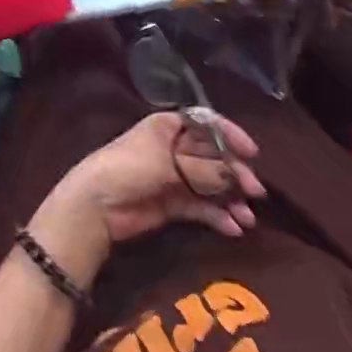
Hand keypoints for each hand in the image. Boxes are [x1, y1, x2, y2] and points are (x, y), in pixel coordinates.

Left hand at [32, 110, 265, 278]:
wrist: (96, 204)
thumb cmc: (128, 167)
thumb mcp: (167, 162)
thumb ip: (204, 169)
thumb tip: (236, 177)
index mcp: (169, 126)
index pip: (206, 124)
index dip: (230, 135)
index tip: (252, 152)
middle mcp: (174, 148)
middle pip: (213, 157)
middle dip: (235, 173)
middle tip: (255, 191)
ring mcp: (174, 177)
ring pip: (210, 185)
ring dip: (230, 199)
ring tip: (247, 217)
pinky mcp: (172, 205)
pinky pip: (201, 208)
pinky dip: (217, 217)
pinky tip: (233, 227)